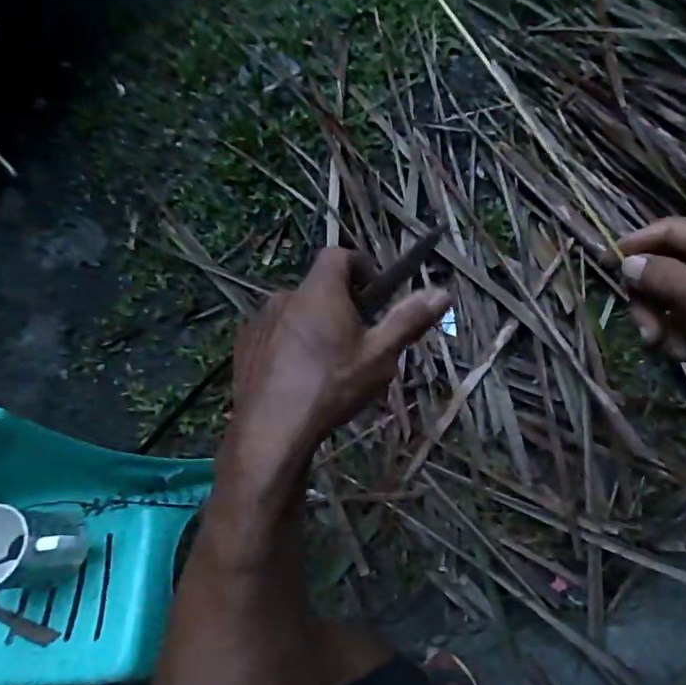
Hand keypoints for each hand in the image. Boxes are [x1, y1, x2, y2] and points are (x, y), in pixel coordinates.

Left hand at [222, 247, 450, 484]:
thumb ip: (408, 320)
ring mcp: (259, 322)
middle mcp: (284, 297)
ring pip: (295, 314)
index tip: (374, 296)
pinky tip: (297, 380)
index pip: (338, 255)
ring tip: (327, 368)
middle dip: (340, 307)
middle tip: (357, 343)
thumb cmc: (332, 386)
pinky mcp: (243, 347)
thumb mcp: (380, 355)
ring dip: (313, 328)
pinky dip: (288, 347)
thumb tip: (442, 292)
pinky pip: (273, 336)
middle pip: (318, 289)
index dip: (360, 268)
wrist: (271, 429)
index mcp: (320, 291)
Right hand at [620, 218, 685, 400]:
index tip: (607, 263)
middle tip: (645, 327)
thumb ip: (663, 276)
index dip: (635, 243)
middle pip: (660, 268)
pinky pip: (675, 323)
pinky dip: (672, 338)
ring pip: (663, 300)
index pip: (667, 231)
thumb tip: (628, 263)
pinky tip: (683, 354)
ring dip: (657, 323)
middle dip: (647, 298)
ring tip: (667, 346)